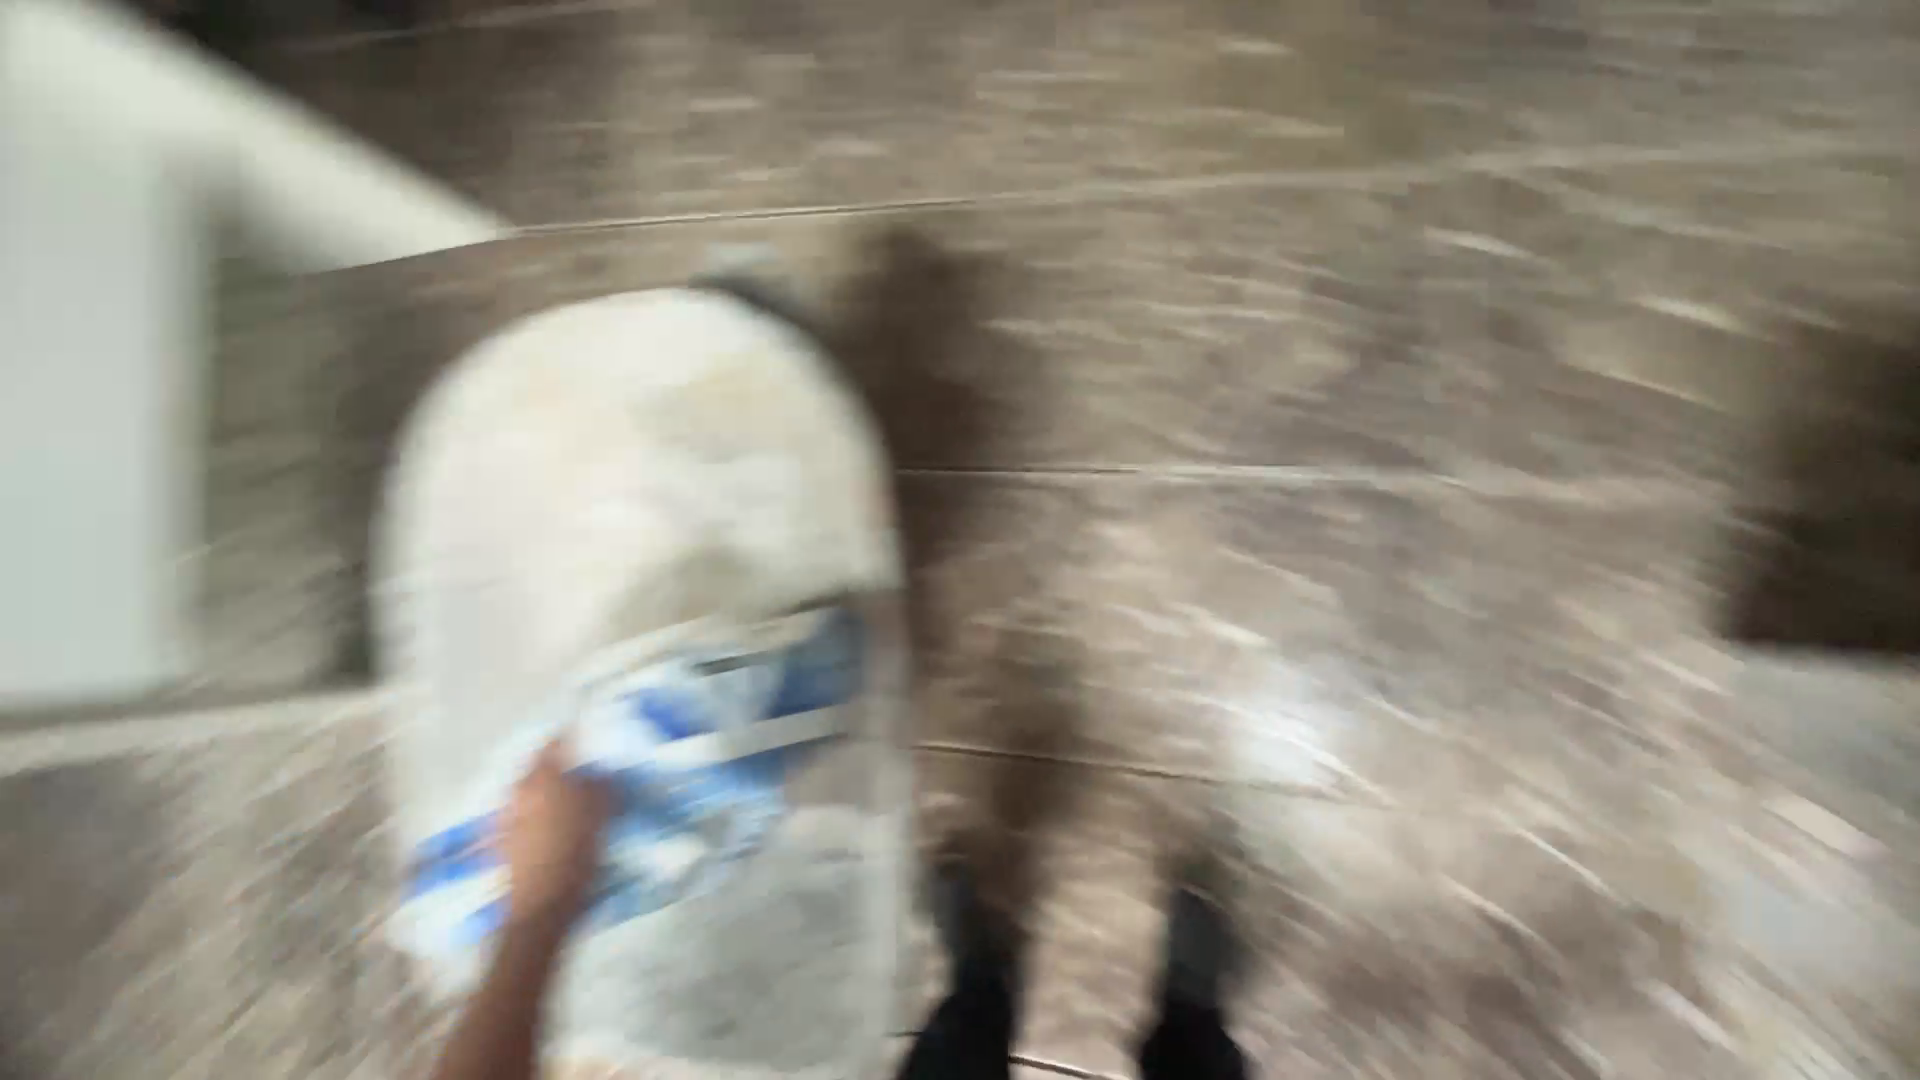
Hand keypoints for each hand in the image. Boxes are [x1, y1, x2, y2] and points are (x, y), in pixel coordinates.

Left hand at [502, 736, 610, 927]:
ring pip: (527, 791)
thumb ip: (602, 783)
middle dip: (558, 764)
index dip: (573, 735)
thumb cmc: (577, 852)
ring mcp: (504, 817)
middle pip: (537, 766)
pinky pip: (520, 815)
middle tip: (582, 768)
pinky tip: (551, 825)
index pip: (556, 742)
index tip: (589, 734)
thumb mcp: (603, 811)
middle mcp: (517, 791)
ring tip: (568, 798)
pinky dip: (535, 812)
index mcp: (543, 777)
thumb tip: (601, 769)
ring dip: (545, 789)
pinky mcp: (499, 842)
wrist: (542, 906)